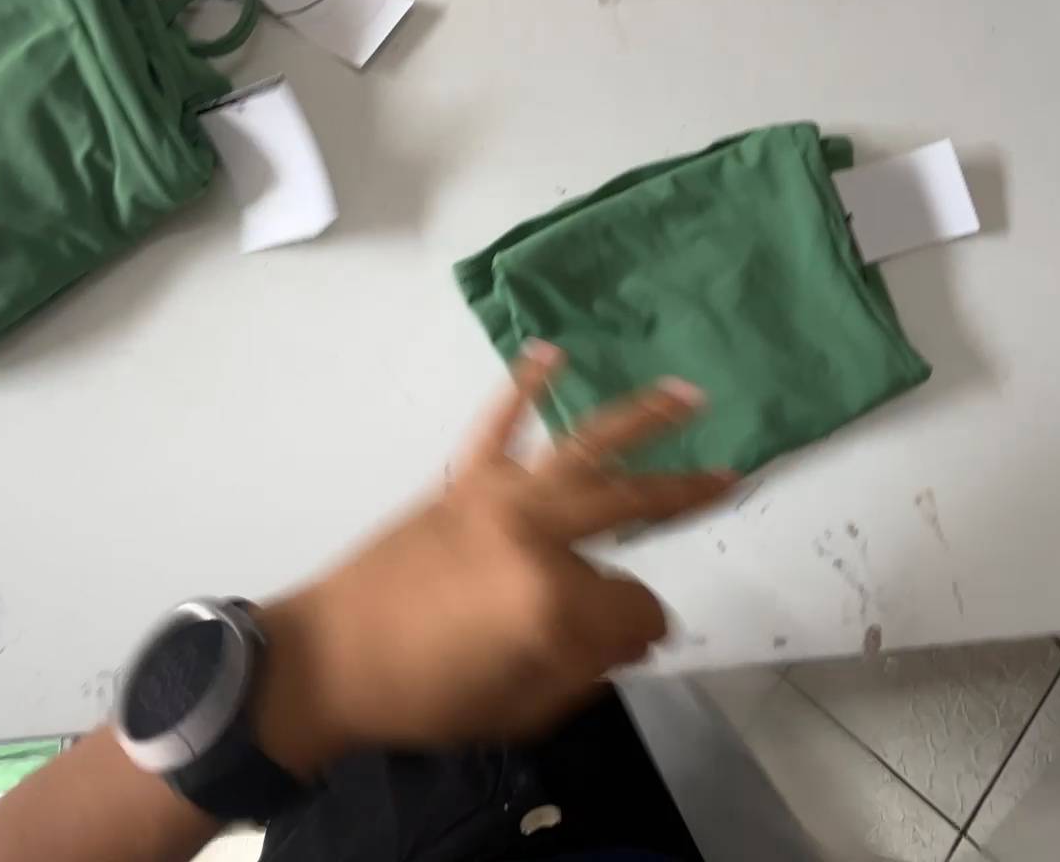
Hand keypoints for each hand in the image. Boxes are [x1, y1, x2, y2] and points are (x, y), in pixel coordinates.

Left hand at [253, 340, 735, 770]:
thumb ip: (590, 666)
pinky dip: (522, 385)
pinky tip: (548, 351)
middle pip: (628, 505)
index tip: (636, 638)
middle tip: (731, 479)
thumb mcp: (521, 707)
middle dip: (685, 494)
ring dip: (640, 418)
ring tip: (687, 394)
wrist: (329, 657)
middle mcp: (534, 532)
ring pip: (582, 445)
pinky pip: (497, 424)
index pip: (634, 606)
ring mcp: (496, 496)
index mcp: (552, 600)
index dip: (642, 628)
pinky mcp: (460, 481)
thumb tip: (634, 626)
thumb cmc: (425, 696)